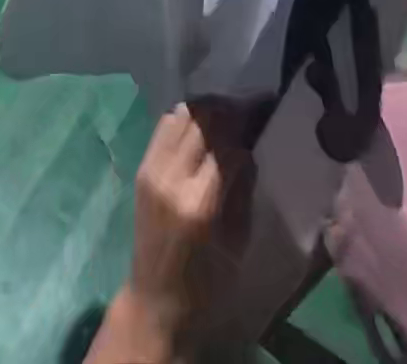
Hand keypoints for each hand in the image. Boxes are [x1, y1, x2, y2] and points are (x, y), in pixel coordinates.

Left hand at [86, 103, 249, 362]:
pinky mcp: (141, 167)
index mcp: (198, 205)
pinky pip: (163, 127)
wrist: (155, 298)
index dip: (249, 129)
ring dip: (205, 111)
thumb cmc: (205, 284)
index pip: (227, 148)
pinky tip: (202, 126)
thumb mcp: (237, 244)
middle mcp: (170, 178)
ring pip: (179, 117)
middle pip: (200, 123)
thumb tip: (250, 150)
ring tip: (227, 113)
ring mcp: (151, 169)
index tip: (266, 118)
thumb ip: (243, 192)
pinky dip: (184, 119)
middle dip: (228, 111)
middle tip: (250, 108)